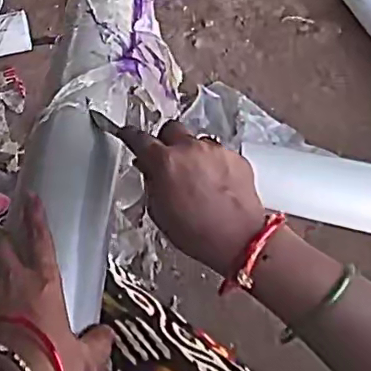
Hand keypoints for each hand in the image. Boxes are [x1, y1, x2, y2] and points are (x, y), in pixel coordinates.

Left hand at [0, 194, 113, 370]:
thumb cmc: (53, 370)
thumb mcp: (85, 362)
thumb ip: (97, 345)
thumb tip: (107, 336)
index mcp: (44, 283)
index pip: (41, 239)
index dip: (36, 216)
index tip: (30, 198)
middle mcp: (13, 279)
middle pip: (0, 242)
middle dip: (0, 237)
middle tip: (3, 242)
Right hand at [120, 120, 270, 274]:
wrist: (241, 241)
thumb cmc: (198, 231)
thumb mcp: (159, 211)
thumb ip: (150, 183)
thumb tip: (149, 170)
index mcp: (164, 161)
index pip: (139, 137)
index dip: (130, 135)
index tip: (128, 135)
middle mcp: (189, 149)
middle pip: (170, 129)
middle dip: (166, 140)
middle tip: (168, 159)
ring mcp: (215, 151)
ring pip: (197, 141)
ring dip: (193, 153)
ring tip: (197, 177)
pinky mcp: (236, 157)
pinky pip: (219, 153)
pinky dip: (214, 163)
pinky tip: (216, 184)